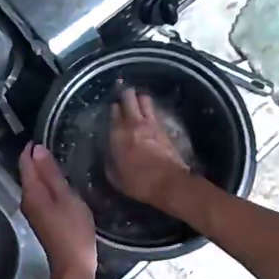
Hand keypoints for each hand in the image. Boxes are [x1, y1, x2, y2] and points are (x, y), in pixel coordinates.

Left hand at [18, 142, 95, 278]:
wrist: (73, 265)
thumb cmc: (73, 229)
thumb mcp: (66, 197)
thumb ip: (52, 174)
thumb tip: (38, 149)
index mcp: (32, 193)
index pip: (26, 164)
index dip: (31, 149)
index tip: (41, 135)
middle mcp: (27, 201)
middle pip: (28, 174)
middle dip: (36, 158)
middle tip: (51, 142)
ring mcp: (34, 212)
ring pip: (34, 185)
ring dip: (43, 172)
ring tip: (57, 159)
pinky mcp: (42, 220)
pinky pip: (41, 195)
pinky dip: (47, 185)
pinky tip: (60, 183)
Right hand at [108, 89, 192, 207]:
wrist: (169, 183)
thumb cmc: (139, 183)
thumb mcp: (116, 178)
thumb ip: (110, 162)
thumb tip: (109, 154)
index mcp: (118, 135)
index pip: (114, 112)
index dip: (113, 108)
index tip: (113, 108)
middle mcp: (134, 124)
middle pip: (129, 98)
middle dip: (126, 94)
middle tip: (123, 96)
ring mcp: (151, 124)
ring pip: (144, 100)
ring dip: (139, 99)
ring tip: (137, 101)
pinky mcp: (164, 128)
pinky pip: (155, 112)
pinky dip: (150, 109)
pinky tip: (148, 113)